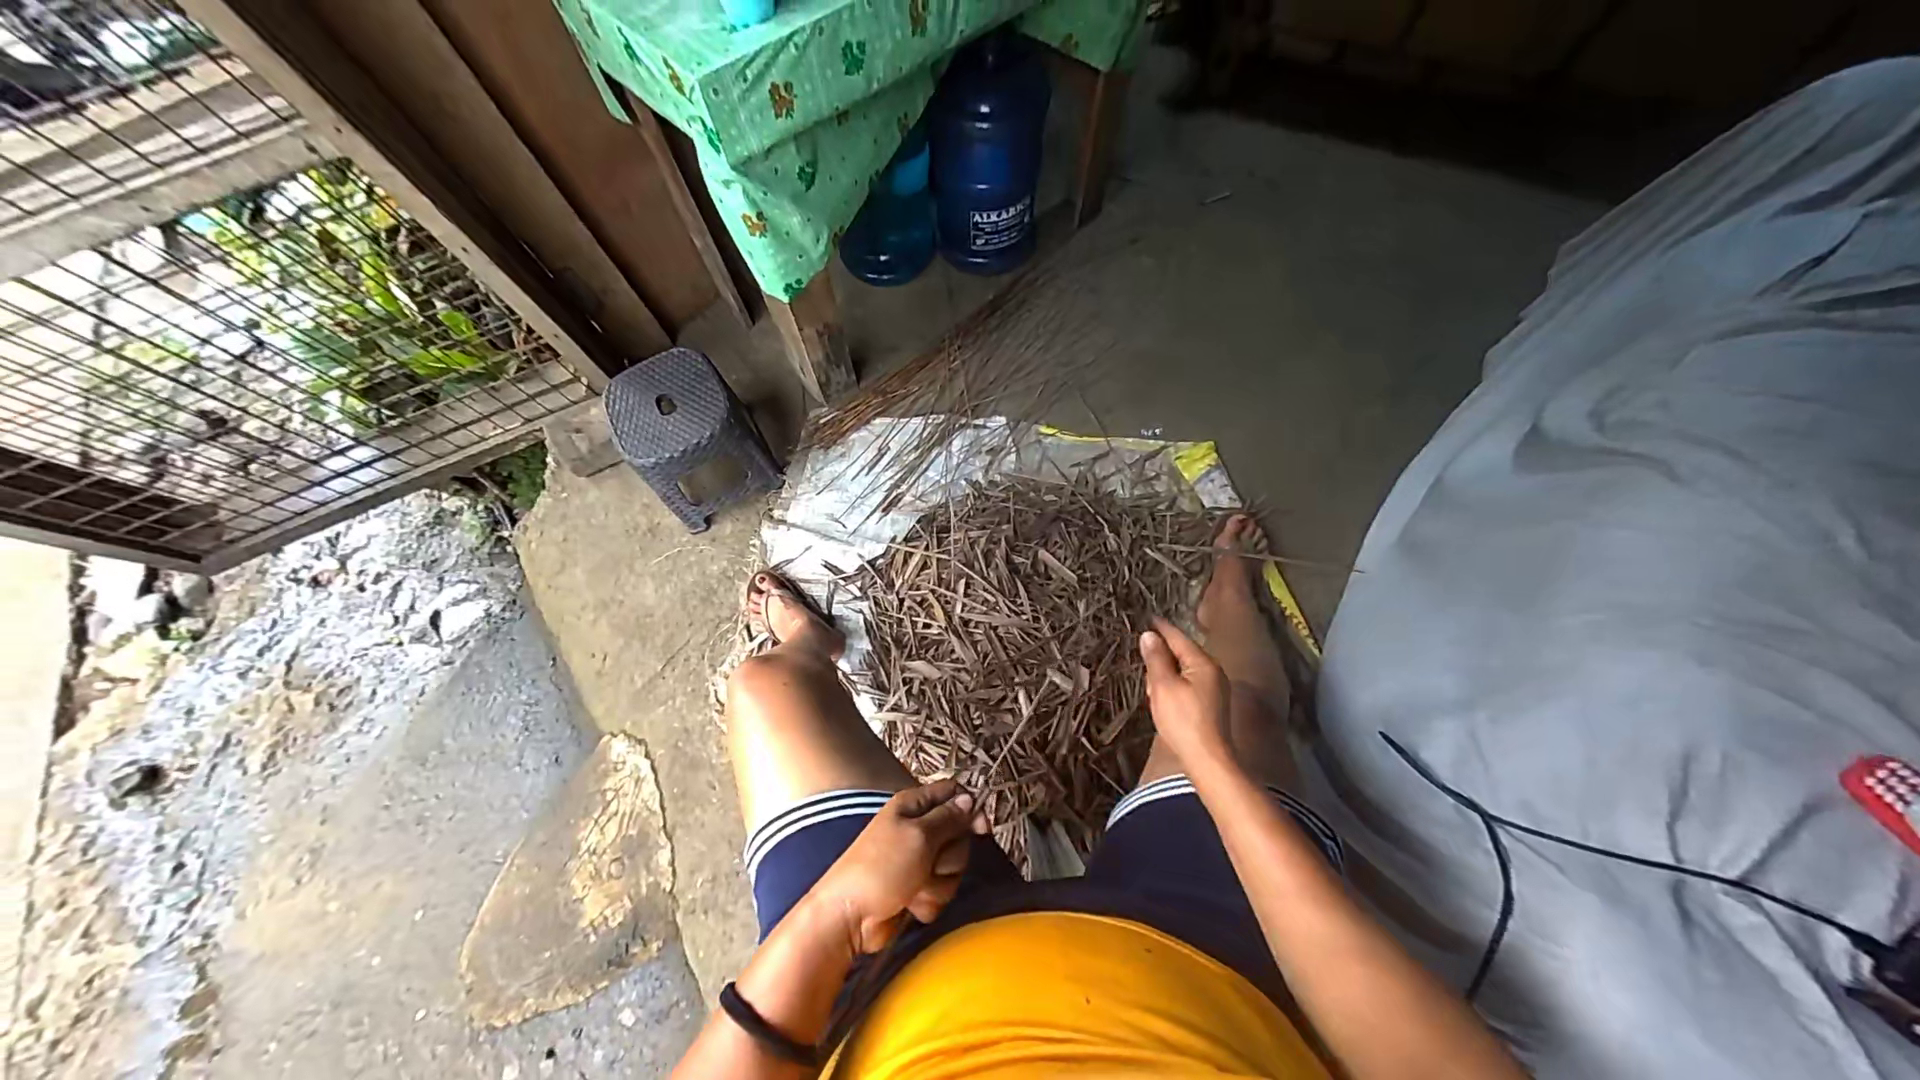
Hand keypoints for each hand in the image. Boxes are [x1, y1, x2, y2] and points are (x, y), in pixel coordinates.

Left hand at [805, 779, 988, 954]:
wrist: (848, 919)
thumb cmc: (880, 869)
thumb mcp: (919, 836)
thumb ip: (949, 818)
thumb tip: (971, 798)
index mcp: (913, 806)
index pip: (953, 794)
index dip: (971, 808)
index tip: (981, 829)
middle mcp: (916, 829)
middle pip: (959, 836)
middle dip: (950, 856)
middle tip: (928, 862)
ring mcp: (917, 860)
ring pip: (953, 868)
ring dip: (938, 882)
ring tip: (914, 887)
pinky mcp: (917, 888)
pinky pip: (941, 892)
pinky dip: (928, 900)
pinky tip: (909, 903)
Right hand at [1140, 617, 1234, 774]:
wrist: (1207, 759)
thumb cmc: (1183, 721)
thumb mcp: (1162, 686)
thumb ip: (1156, 658)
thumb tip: (1149, 636)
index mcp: (1203, 663)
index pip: (1178, 638)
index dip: (1161, 628)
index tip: (1148, 618)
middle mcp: (1213, 672)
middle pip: (1182, 653)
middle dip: (1161, 656)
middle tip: (1143, 663)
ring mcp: (1215, 689)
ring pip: (1184, 670)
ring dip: (1166, 674)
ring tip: (1151, 689)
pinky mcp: (1211, 704)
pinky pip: (1188, 685)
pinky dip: (1173, 686)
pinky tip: (1163, 700)